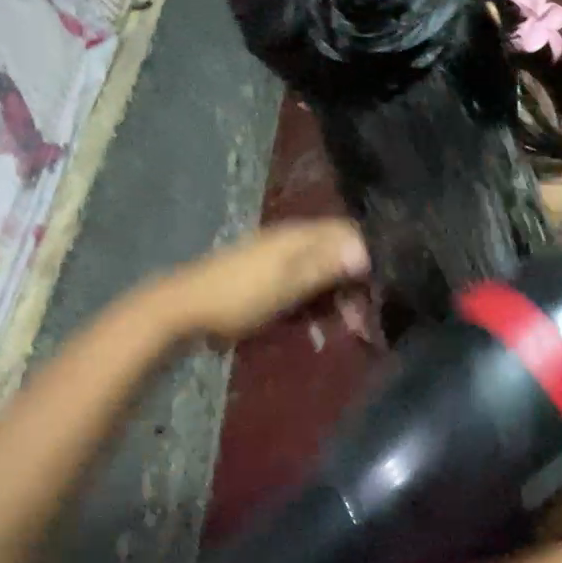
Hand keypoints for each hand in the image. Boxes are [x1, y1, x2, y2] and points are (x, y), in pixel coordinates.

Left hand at [142, 218, 368, 342]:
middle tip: (362, 322)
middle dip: (355, 286)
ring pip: (322, 273)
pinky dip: (314, 304)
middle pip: (339, 255)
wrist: (180, 310)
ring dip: (336, 299)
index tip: (381, 290)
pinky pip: (303, 286)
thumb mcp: (288, 282)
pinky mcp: (266, 278)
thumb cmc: (238, 296)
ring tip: (343, 328)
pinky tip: (313, 326)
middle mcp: (293, 240)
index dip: (371, 258)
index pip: (350, 234)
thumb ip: (327, 264)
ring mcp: (278, 258)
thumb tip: (366, 249)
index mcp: (301, 235)